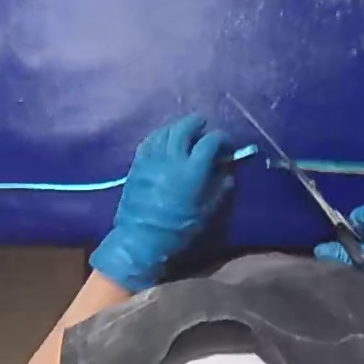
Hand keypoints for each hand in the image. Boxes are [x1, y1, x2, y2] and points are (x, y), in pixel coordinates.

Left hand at [90, 113, 232, 291]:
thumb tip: (226, 167)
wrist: (140, 240)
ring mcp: (151, 159)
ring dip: (177, 126)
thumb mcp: (207, 212)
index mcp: (192, 171)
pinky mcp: (137, 163)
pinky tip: (164, 137)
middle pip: (184, 128)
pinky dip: (159, 134)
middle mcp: (171, 158)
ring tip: (185, 129)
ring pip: (165, 130)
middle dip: (197, 123)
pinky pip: (149, 140)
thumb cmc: (178, 230)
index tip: (225, 142)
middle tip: (204, 125)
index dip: (221, 138)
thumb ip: (220, 186)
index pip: (209, 142)